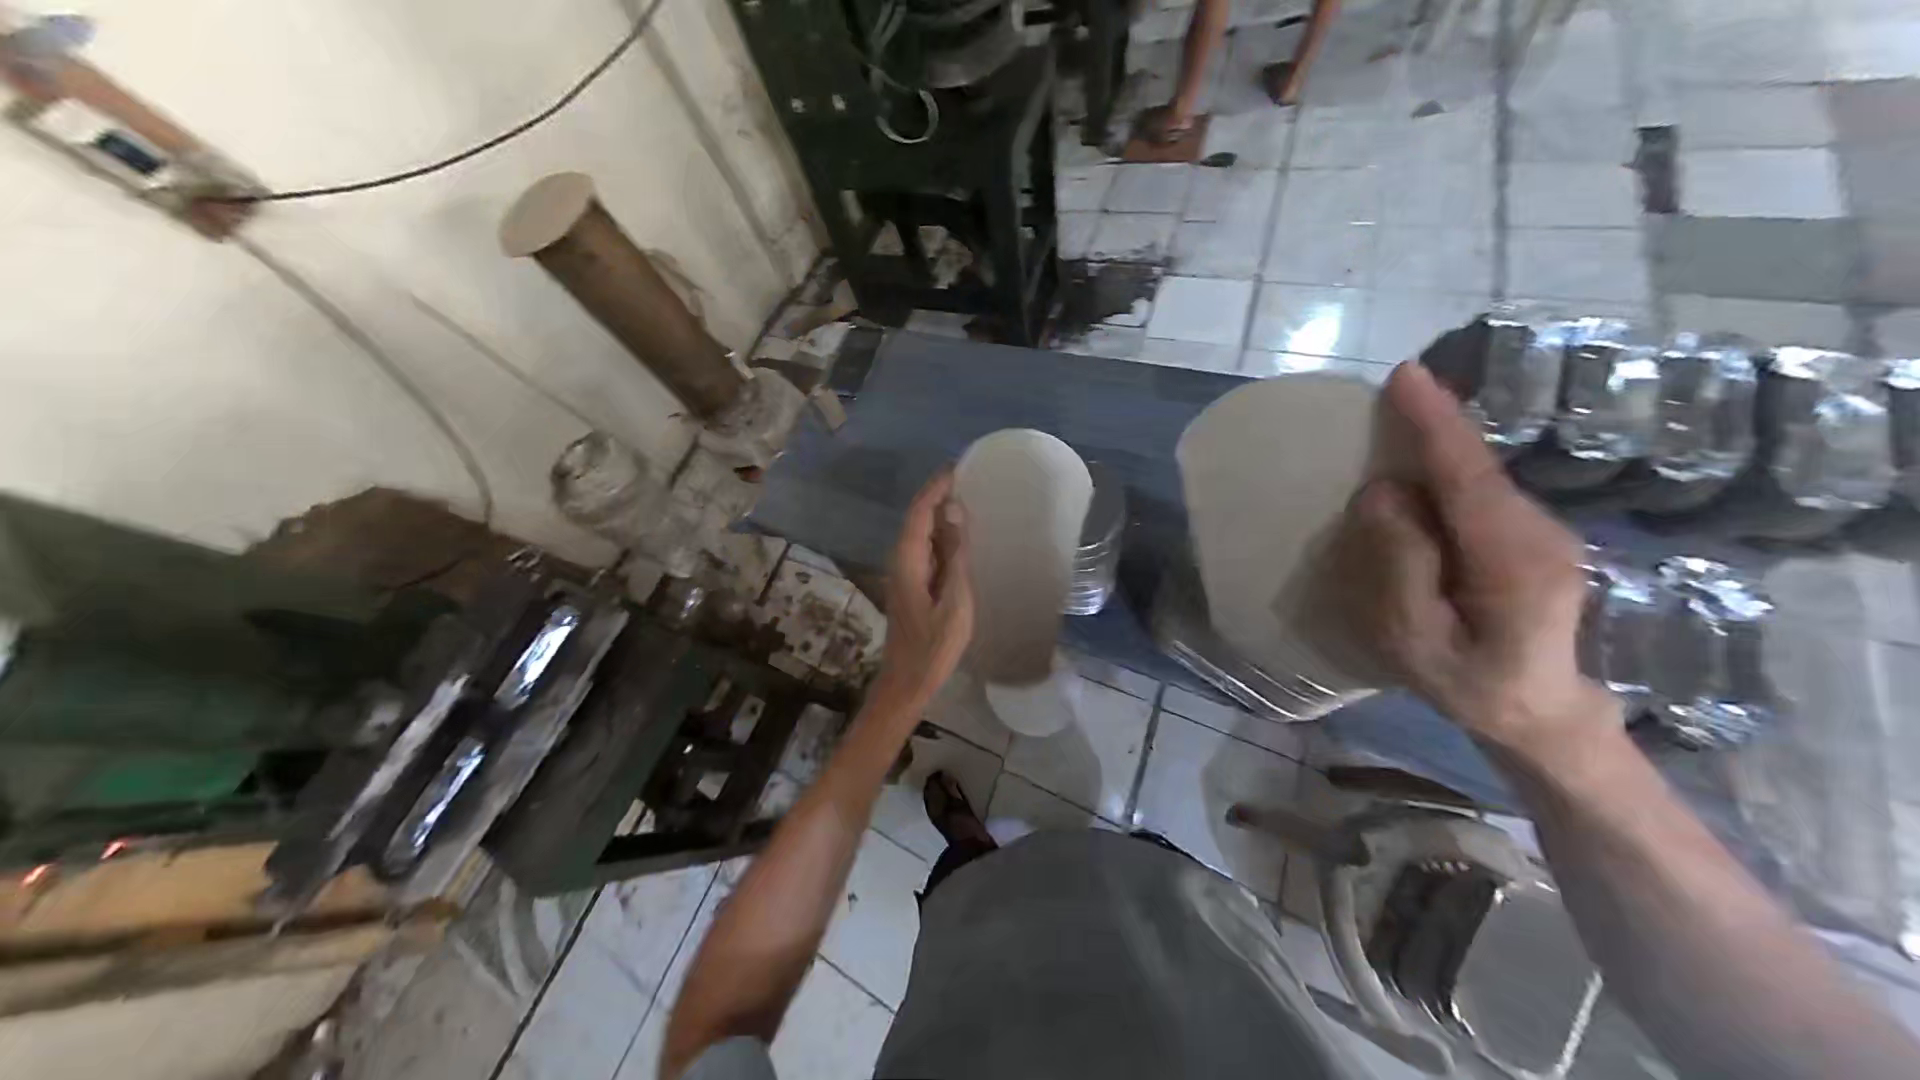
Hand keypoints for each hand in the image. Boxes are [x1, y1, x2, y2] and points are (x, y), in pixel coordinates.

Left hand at [874, 469, 974, 706]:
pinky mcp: (911, 585)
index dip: (937, 486)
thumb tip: (953, 509)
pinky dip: (942, 537)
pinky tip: (960, 537)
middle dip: (939, 495)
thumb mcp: (955, 600)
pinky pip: (925, 550)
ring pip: (920, 533)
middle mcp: (901, 560)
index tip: (959, 466)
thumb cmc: (934, 646)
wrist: (908, 681)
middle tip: (968, 477)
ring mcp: (904, 573)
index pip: (920, 511)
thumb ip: (955, 554)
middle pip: (917, 518)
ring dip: (941, 515)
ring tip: (969, 498)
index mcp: (908, 560)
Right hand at [1335, 364, 1618, 761]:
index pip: (1469, 476)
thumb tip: (1384, 492)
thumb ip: (1400, 565)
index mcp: (1515, 562)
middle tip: (1386, 396)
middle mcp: (1541, 534)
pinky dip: (1448, 471)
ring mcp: (1545, 533)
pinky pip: (1479, 492)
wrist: (1546, 713)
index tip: (1405, 376)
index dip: (1436, 422)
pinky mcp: (1533, 537)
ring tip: (1394, 424)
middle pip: (1475, 468)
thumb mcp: (1415, 639)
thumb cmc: (1472, 686)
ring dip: (1437, 448)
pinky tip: (1419, 475)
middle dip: (1432, 427)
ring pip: (1478, 477)